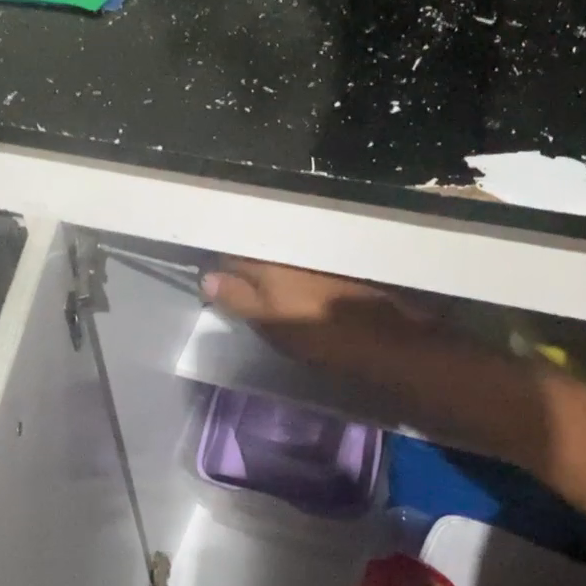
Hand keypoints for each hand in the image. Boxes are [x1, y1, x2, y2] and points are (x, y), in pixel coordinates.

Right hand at [200, 258, 435, 372]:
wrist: (380, 338)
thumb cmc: (316, 331)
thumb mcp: (267, 319)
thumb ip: (236, 296)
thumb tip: (205, 276)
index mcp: (267, 257)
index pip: (230, 254)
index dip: (218, 269)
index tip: (213, 285)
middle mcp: (290, 248)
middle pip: (256, 252)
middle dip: (244, 265)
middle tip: (235, 288)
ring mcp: (315, 256)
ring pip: (281, 257)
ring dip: (271, 269)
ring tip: (264, 290)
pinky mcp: (336, 268)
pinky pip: (303, 264)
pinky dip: (294, 274)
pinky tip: (295, 291)